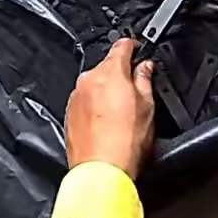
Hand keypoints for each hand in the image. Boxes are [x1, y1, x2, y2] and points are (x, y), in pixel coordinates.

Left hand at [64, 38, 154, 176]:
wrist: (100, 171)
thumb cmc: (124, 142)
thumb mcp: (147, 106)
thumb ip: (145, 79)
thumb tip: (144, 67)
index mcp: (110, 72)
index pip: (121, 46)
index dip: (133, 46)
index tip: (137, 50)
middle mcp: (89, 79)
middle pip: (107, 66)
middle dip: (121, 74)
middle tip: (135, 92)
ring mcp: (76, 96)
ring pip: (95, 84)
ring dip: (106, 91)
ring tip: (121, 114)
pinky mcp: (70, 113)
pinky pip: (85, 101)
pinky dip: (95, 106)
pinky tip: (107, 123)